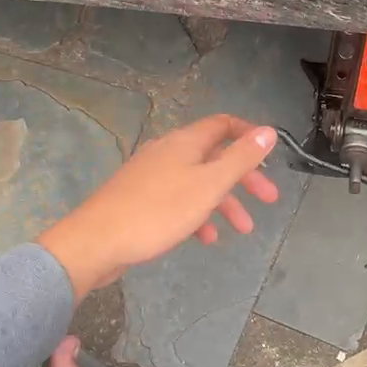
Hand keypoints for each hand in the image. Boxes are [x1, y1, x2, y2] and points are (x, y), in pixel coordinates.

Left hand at [38, 115, 279, 296]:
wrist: (96, 241)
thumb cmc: (159, 211)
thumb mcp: (209, 184)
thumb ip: (241, 158)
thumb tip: (268, 131)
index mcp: (186, 142)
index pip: (224, 125)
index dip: (250, 135)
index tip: (270, 157)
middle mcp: (168, 151)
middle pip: (215, 156)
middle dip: (244, 177)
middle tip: (268, 199)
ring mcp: (151, 174)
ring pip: (198, 181)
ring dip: (224, 202)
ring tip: (243, 229)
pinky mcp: (139, 198)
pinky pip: (179, 199)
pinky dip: (197, 213)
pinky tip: (204, 237)